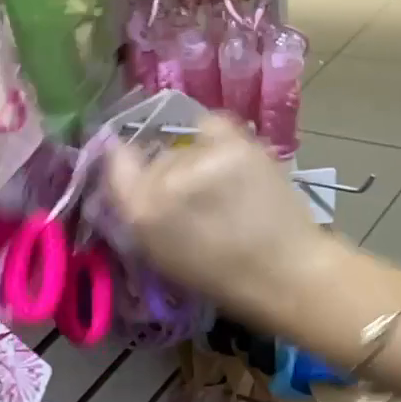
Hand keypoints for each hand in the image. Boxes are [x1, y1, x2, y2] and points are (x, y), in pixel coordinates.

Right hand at [105, 113, 343, 336]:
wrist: (285, 273)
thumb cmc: (218, 277)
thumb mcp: (160, 255)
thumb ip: (138, 214)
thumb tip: (128, 179)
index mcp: (140, 211)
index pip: (115, 162)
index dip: (123, 164)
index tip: (135, 174)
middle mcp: (163, 177)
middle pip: (153, 157)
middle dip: (164, 173)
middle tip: (189, 198)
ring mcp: (201, 156)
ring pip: (184, 147)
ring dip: (193, 162)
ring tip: (219, 187)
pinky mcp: (235, 142)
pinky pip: (210, 125)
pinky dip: (212, 136)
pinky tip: (223, 157)